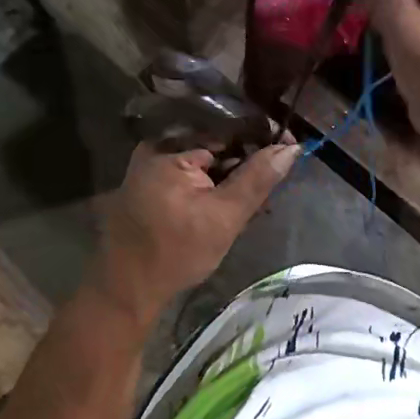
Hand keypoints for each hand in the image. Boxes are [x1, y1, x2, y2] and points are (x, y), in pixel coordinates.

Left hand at [92, 141, 299, 323]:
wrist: (128, 290)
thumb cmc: (176, 252)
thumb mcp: (224, 216)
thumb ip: (257, 179)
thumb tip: (291, 148)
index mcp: (169, 146)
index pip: (226, 128)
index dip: (261, 136)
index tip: (290, 148)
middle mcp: (157, 147)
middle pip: (215, 143)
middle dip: (248, 160)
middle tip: (278, 176)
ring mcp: (151, 166)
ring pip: (205, 160)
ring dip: (232, 175)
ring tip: (260, 195)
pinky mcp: (151, 184)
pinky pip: (190, 173)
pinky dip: (213, 184)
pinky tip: (233, 200)